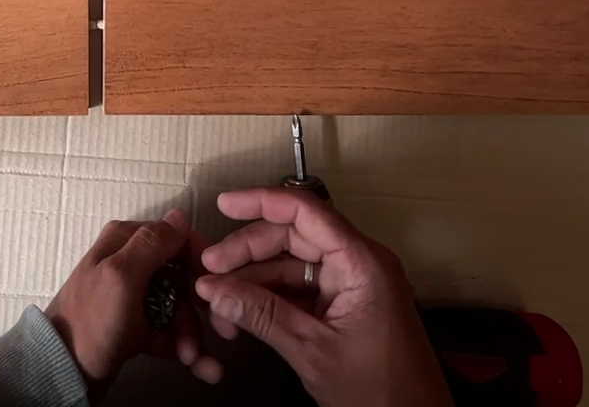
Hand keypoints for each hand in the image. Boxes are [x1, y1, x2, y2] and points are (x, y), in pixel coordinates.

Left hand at [44, 209, 222, 396]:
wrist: (64, 372)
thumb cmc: (90, 321)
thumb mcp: (121, 277)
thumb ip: (150, 245)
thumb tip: (179, 215)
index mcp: (125, 243)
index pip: (174, 239)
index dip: (200, 260)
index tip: (221, 285)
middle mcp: (130, 263)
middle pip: (180, 277)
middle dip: (199, 307)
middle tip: (219, 331)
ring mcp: (134, 296)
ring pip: (178, 308)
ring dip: (192, 334)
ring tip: (196, 359)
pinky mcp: (136, 325)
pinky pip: (169, 331)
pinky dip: (184, 348)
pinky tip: (200, 367)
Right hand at [194, 188, 449, 406]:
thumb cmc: (379, 394)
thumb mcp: (313, 352)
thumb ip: (261, 315)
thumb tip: (211, 288)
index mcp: (361, 262)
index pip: (305, 211)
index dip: (260, 201)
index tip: (222, 205)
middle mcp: (355, 262)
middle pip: (290, 236)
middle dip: (247, 252)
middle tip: (209, 270)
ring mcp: (348, 283)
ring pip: (288, 263)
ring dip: (252, 280)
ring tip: (217, 302)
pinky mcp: (341, 304)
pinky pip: (297, 287)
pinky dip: (268, 298)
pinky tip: (239, 313)